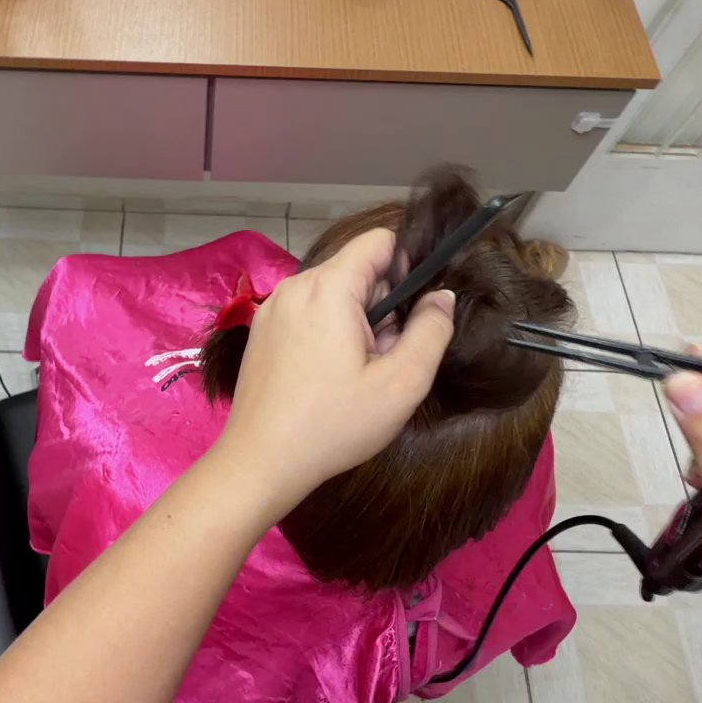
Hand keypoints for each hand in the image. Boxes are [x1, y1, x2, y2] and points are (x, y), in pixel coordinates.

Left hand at [214, 228, 454, 513]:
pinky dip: (326, 332)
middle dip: (382, 305)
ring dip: (355, 322)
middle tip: (383, 358)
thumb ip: (431, 331)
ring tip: (355, 373)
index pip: (379, 241)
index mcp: (328, 287)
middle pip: (356, 270)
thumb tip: (441, 297)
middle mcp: (295, 286)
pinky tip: (327, 377)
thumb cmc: (334, 424)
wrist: (260, 460)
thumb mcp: (401, 383)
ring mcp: (272, 307)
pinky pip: (307, 312)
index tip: (412, 312)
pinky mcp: (261, 330)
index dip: (407, 266)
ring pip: (332, 294)